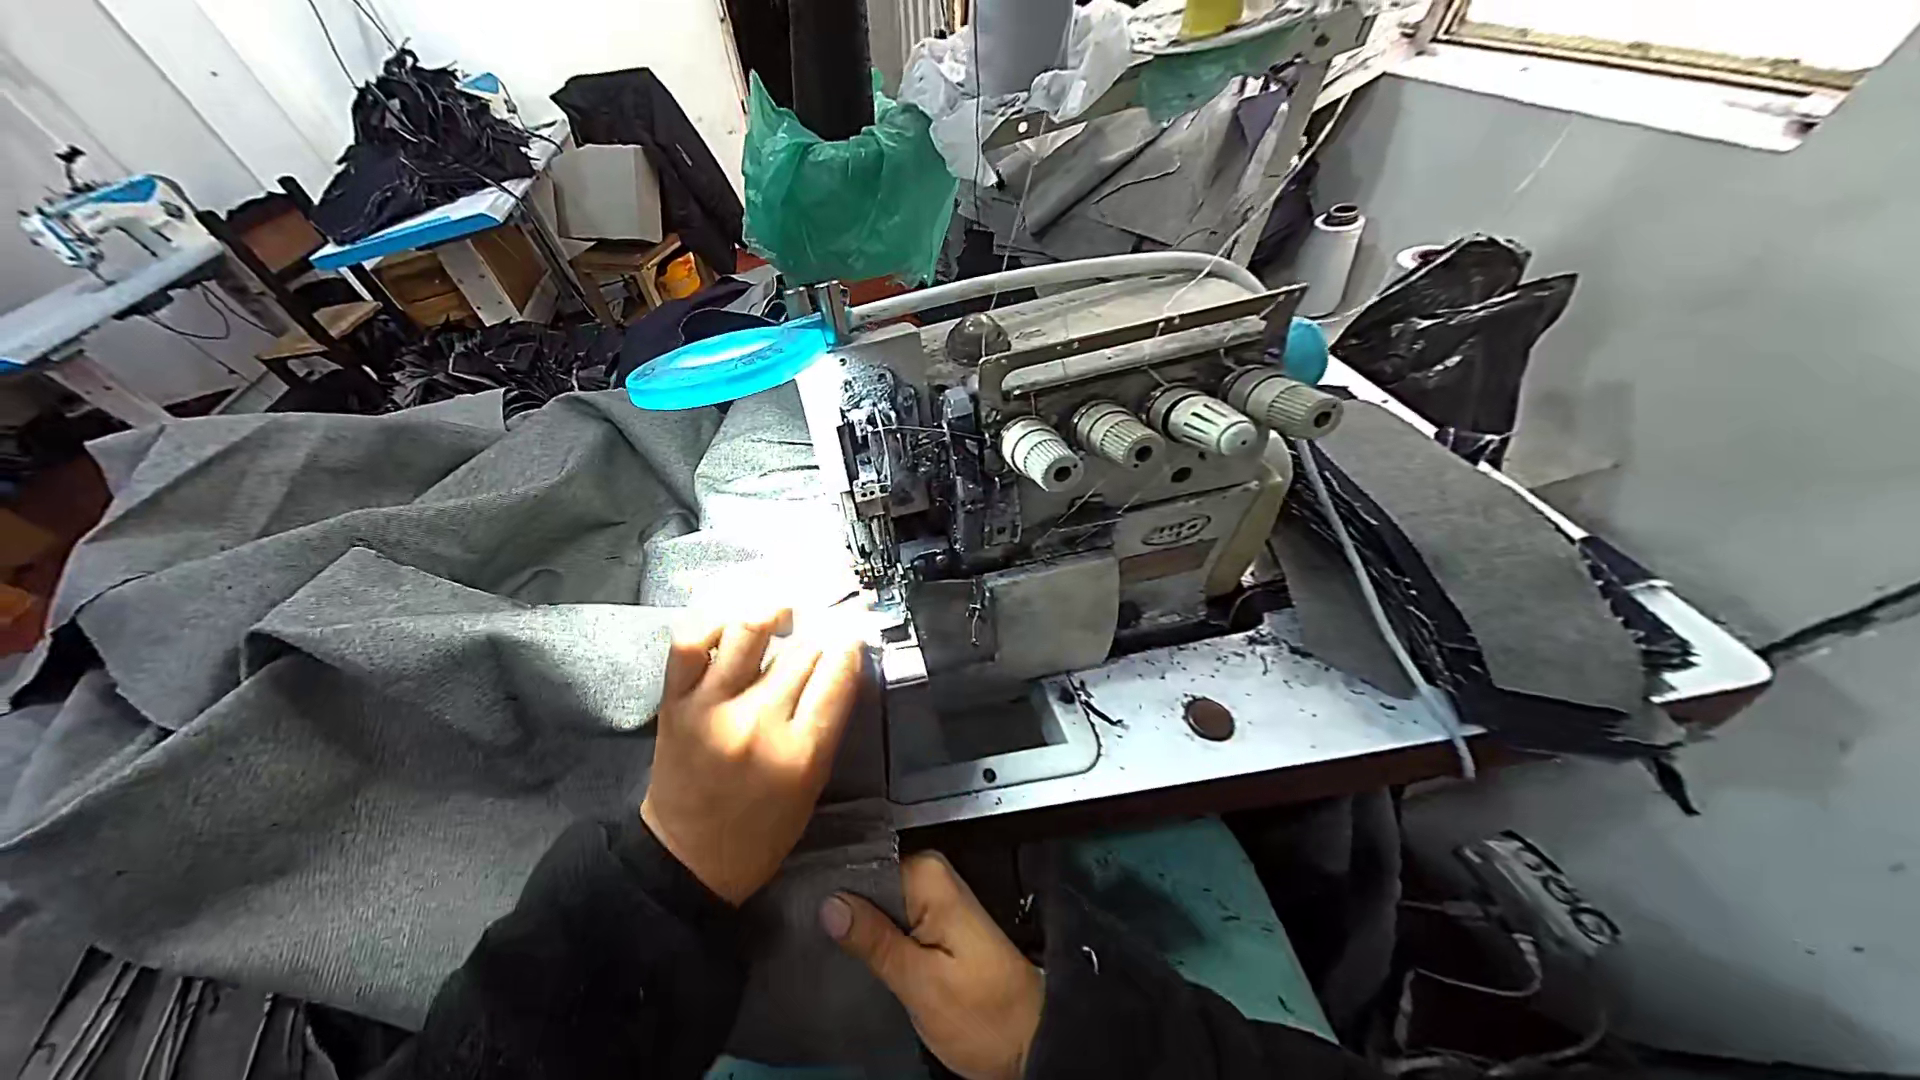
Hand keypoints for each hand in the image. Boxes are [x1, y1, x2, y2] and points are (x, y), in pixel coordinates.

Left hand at [640, 609, 865, 905]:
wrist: (688, 858)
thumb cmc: (763, 829)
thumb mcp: (814, 783)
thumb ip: (828, 723)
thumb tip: (841, 664)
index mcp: (800, 753)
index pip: (837, 675)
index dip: (850, 649)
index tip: (852, 640)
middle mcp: (757, 724)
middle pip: (800, 653)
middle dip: (817, 642)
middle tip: (818, 640)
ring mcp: (711, 709)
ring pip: (749, 632)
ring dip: (772, 616)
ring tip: (780, 617)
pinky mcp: (675, 704)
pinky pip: (691, 644)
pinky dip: (713, 626)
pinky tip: (732, 629)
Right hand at [822, 851, 1043, 1079]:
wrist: (1028, 1040)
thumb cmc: (983, 1012)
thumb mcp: (921, 982)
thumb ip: (874, 940)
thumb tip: (829, 904)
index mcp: (928, 875)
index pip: (865, 866)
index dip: (834, 890)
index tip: (802, 909)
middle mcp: (931, 875)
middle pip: (869, 882)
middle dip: (842, 909)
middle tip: (807, 932)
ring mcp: (932, 897)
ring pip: (876, 902)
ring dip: (854, 925)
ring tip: (821, 943)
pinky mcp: (931, 920)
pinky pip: (889, 917)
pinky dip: (871, 936)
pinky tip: (850, 952)